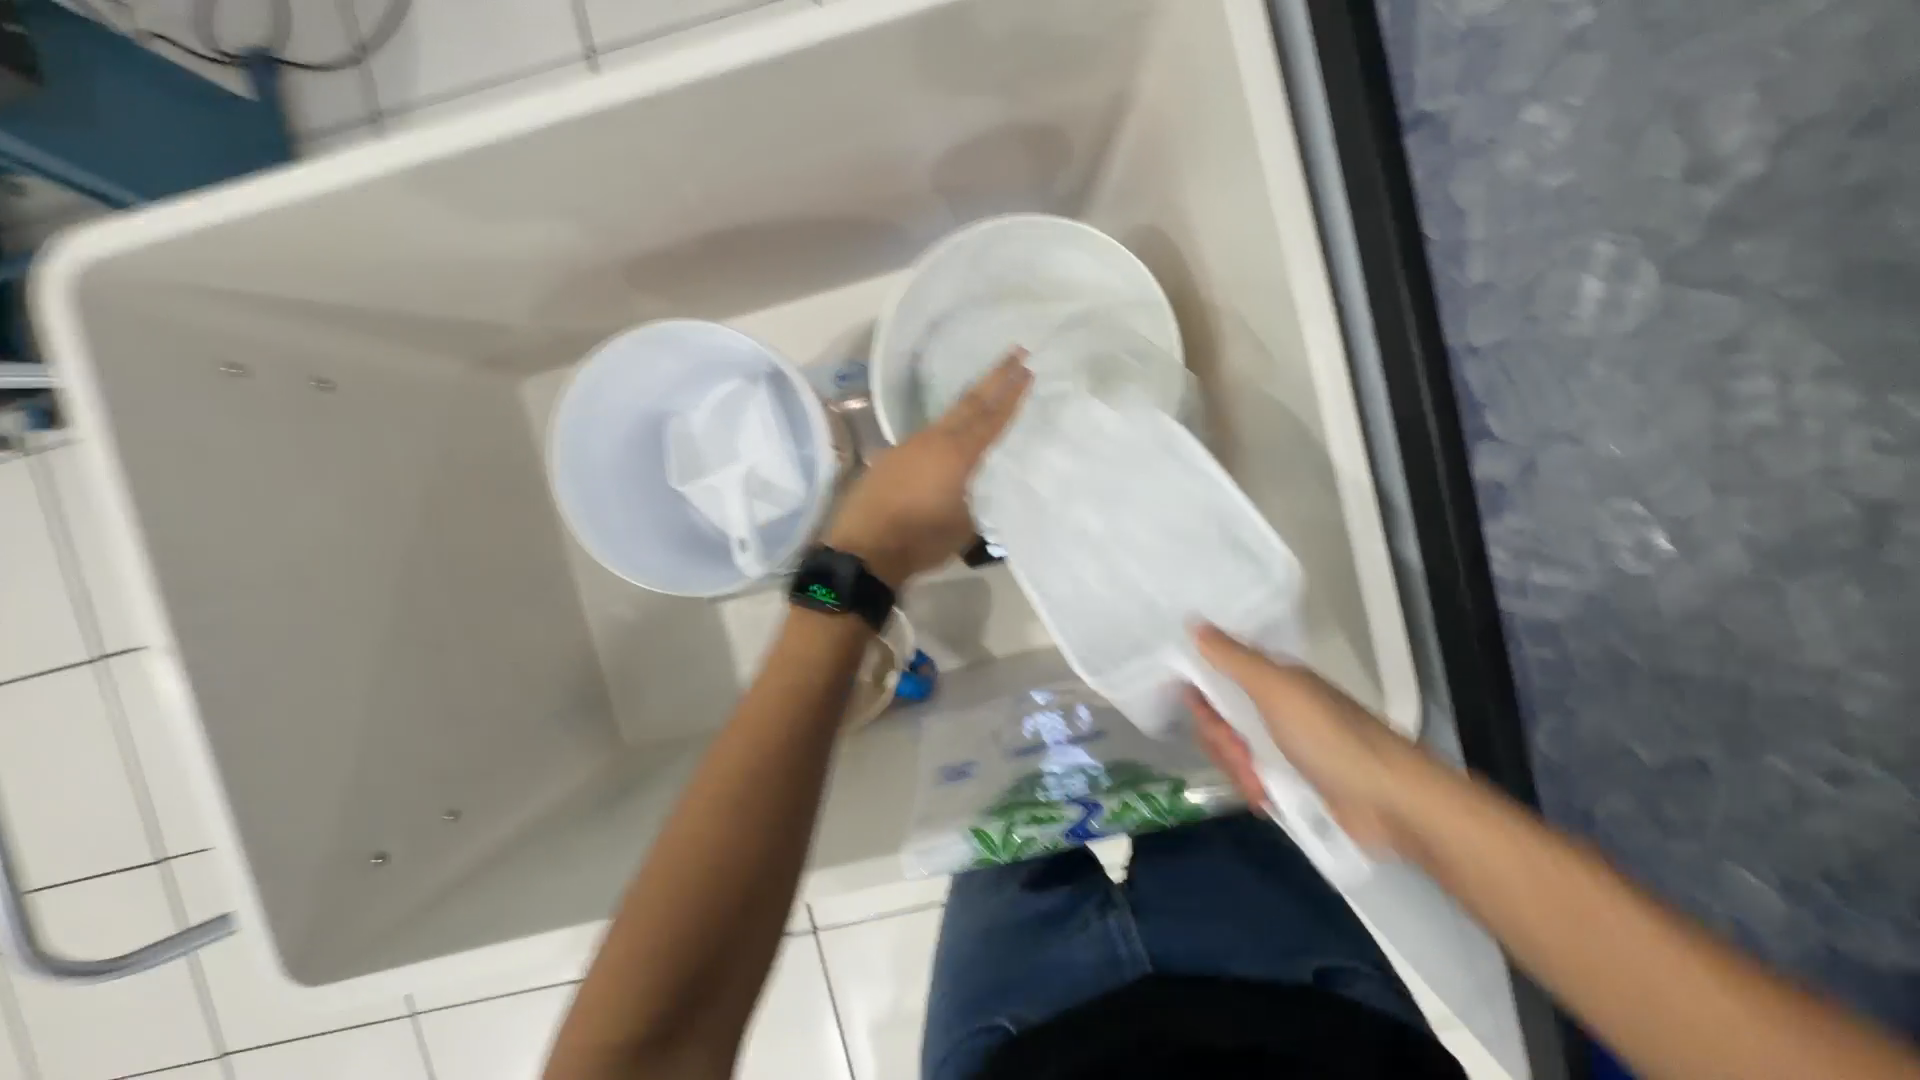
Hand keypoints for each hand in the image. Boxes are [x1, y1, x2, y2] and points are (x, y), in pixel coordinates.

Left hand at [823, 351, 1032, 586]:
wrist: (864, 549)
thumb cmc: (921, 539)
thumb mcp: (965, 524)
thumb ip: (976, 497)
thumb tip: (976, 487)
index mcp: (957, 454)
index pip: (991, 417)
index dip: (1011, 393)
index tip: (1027, 368)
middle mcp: (933, 440)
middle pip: (968, 403)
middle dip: (994, 378)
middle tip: (1015, 354)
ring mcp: (908, 446)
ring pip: (945, 419)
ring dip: (968, 406)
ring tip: (986, 397)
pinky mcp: (890, 459)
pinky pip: (926, 439)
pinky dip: (945, 433)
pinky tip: (948, 443)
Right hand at [1185, 625, 1429, 853]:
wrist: (1388, 801)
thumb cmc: (1331, 738)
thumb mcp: (1277, 690)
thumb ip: (1234, 659)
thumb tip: (1195, 624)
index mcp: (1276, 681)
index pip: (1220, 676)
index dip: (1203, 695)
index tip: (1201, 712)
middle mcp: (1278, 710)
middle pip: (1221, 719)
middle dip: (1221, 740)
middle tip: (1241, 752)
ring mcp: (1284, 748)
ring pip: (1234, 752)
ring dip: (1238, 769)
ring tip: (1259, 783)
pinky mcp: (1292, 783)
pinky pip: (1252, 779)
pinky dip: (1254, 789)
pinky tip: (1265, 798)